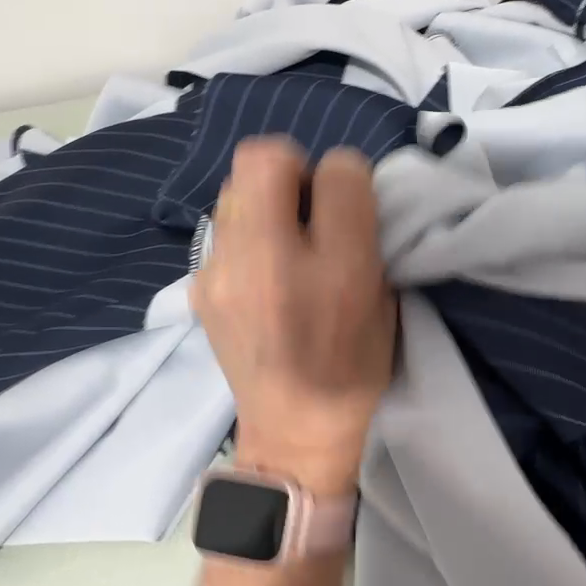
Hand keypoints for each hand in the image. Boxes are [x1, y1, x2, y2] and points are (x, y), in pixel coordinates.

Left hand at [192, 139, 395, 494]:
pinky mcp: (200, 285)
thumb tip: (343, 199)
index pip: (339, 171)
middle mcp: (276, 262)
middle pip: (265, 157)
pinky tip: (260, 274)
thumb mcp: (385, 305)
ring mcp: (225, 273)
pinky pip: (221, 231)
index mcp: (340, 271)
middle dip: (292, 168)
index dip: (349, 177)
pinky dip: (244, 237)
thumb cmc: (356, 371)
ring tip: (282, 240)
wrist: (295, 428)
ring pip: (234, 189)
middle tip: (308, 204)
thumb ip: (367, 244)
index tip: (351, 202)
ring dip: (263, 200)